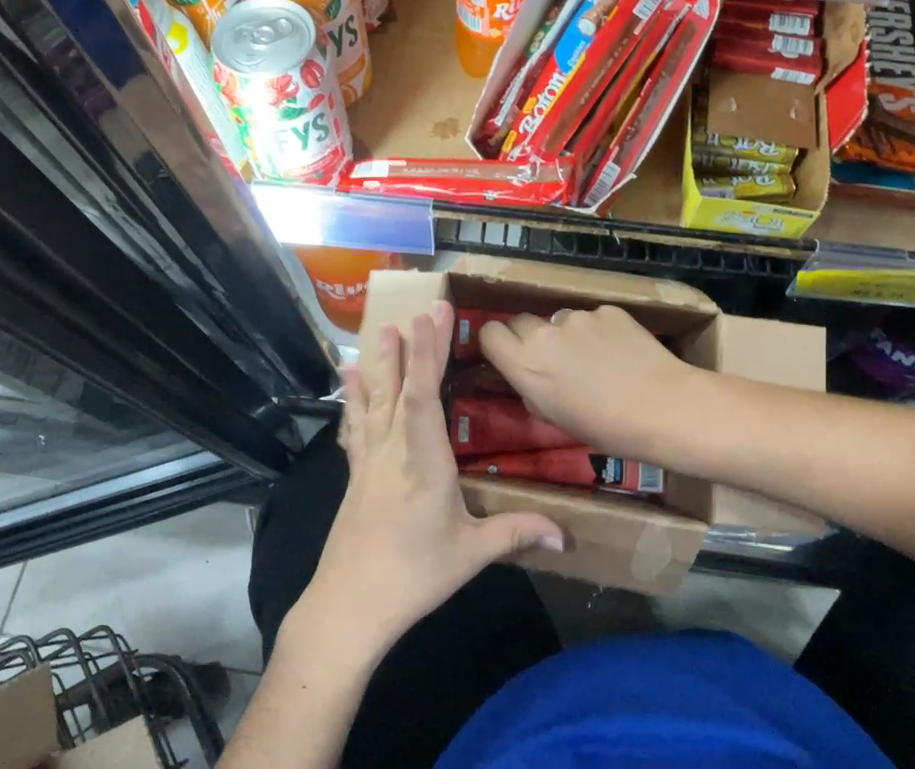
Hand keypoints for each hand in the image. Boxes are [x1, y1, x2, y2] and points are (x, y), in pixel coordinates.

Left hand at [294, 300, 563, 660]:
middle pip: (400, 390)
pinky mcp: (355, 475)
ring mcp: (369, 462)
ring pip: (374, 402)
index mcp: (424, 465)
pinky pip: (355, 426)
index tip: (433, 317)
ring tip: (381, 329)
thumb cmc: (414, 577)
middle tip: (419, 309)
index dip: (428, 354)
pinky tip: (350, 379)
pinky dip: (355, 398)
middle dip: (411, 348)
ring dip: (380, 364)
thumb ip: (517, 533)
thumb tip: (566, 533)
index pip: (424, 398)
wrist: (349, 606)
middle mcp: (393, 453)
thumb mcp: (471, 554)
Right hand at [478, 305, 698, 460]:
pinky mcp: (607, 310)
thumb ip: (532, 388)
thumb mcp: (554, 417)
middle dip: (530, 337)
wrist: (663, 408)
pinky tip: (621, 353)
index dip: (498, 342)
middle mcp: (544, 333)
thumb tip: (530, 374)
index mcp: (525, 364)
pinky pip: (593, 318)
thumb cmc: (605, 428)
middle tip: (553, 360)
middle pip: (521, 321)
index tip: (509, 354)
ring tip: (597, 361)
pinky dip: (600, 332)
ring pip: (560, 320)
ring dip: (568, 335)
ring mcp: (577, 317)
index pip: (489, 332)